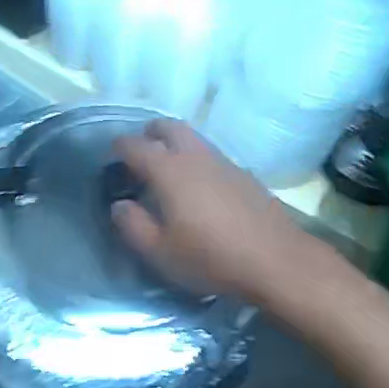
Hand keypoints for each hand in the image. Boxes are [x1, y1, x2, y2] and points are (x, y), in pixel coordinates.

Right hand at [110, 119, 329, 307]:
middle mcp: (195, 156)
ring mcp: (223, 162)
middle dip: (150, 133)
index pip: (134, 145)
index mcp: (168, 169)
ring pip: (194, 138)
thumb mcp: (160, 251)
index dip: (118, 148)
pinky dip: (197, 160)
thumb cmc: (211, 257)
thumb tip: (120, 205)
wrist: (277, 261)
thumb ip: (132, 225)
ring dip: (175, 144)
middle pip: (168, 126)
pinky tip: (199, 188)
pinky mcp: (244, 174)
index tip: (111, 159)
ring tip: (168, 172)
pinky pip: (212, 155)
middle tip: (141, 154)